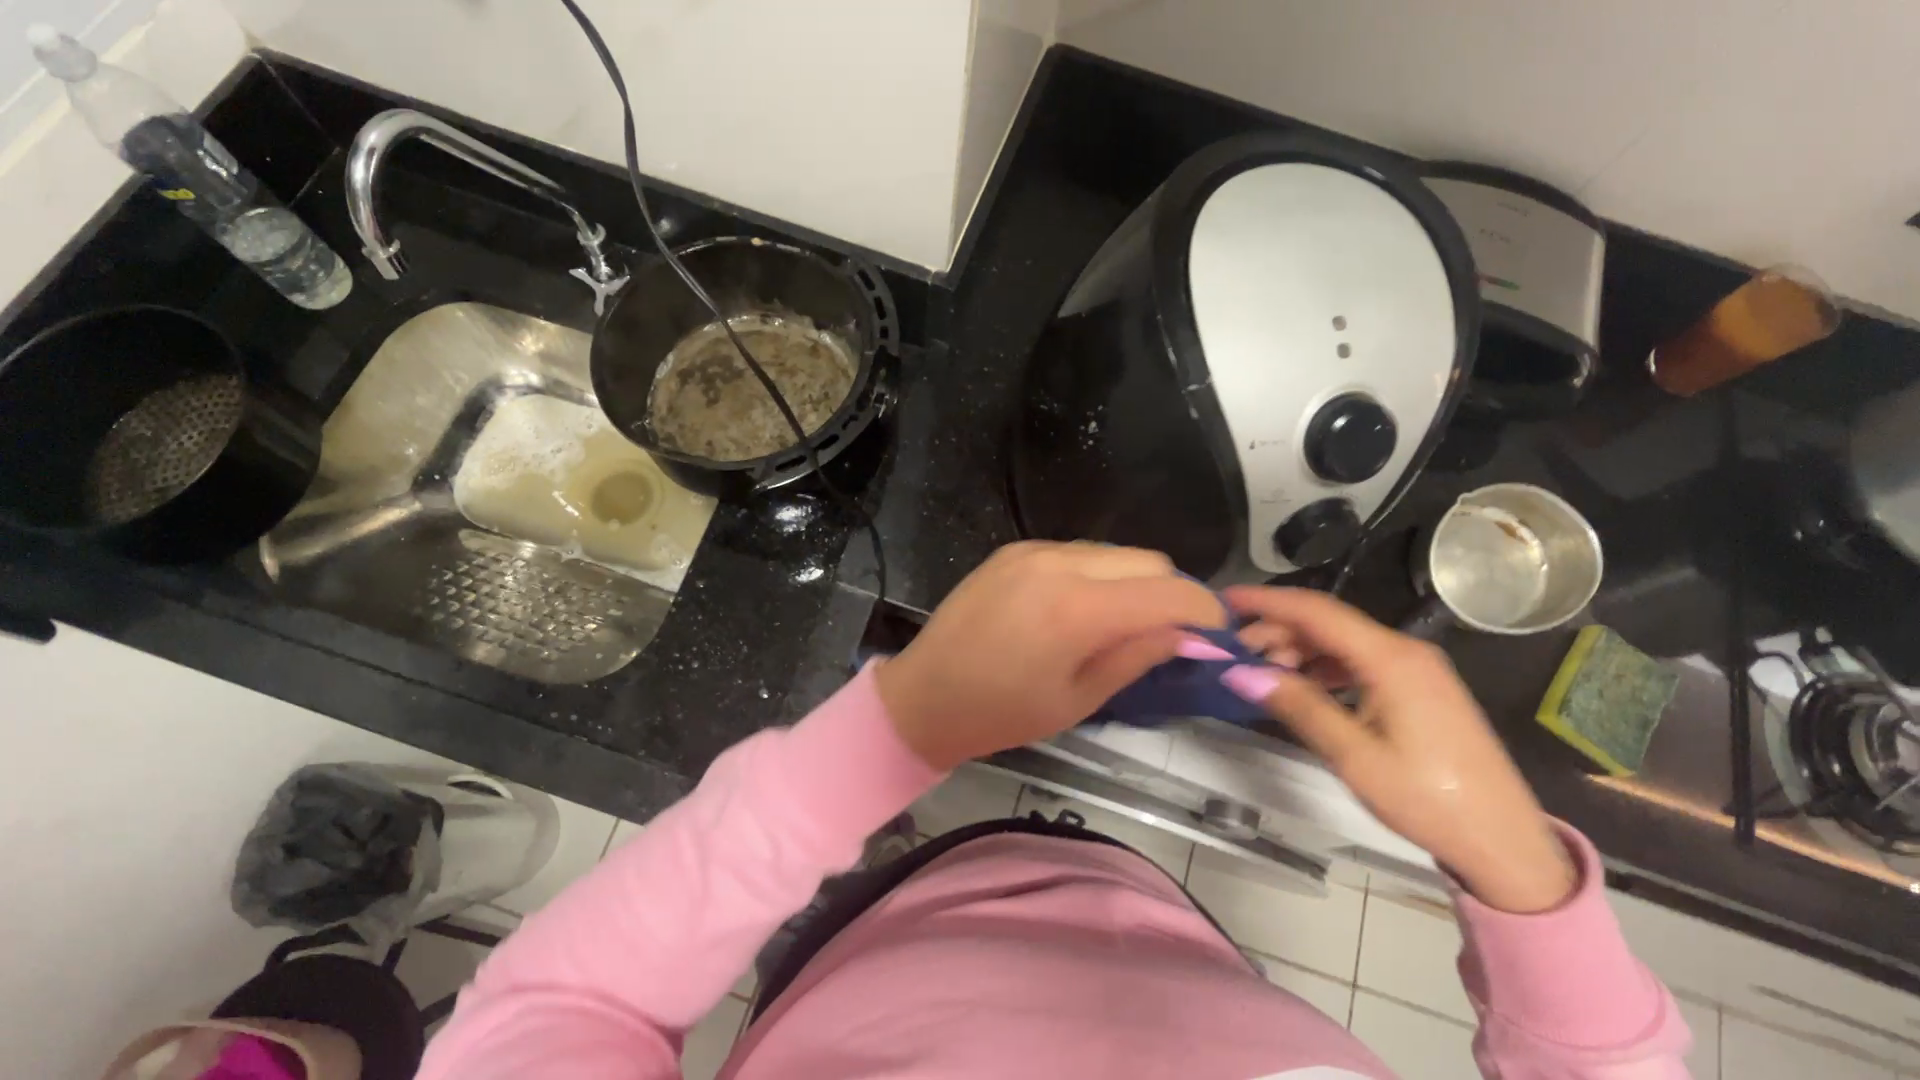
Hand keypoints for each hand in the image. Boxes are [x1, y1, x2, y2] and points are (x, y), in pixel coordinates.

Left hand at [876, 542, 1222, 770]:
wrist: (923, 697)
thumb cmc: (1001, 714)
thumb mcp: (1079, 700)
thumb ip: (1138, 657)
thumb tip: (1190, 636)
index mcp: (1077, 610)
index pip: (1169, 591)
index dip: (1204, 610)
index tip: (1215, 634)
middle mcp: (1059, 564)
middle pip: (1148, 560)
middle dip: (1171, 592)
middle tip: (1171, 632)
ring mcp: (1033, 551)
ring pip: (1115, 552)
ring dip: (1134, 581)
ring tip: (1125, 622)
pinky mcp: (1015, 549)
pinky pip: (1079, 551)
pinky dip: (1098, 574)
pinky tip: (1083, 608)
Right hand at [1225, 586, 1576, 913]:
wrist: (1503, 841)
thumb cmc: (1427, 799)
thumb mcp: (1353, 756)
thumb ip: (1298, 707)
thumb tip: (1240, 672)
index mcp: (1391, 658)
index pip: (1317, 611)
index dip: (1267, 601)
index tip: (1224, 600)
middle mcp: (1405, 651)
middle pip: (1329, 624)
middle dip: (1277, 630)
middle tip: (1233, 651)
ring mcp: (1416, 670)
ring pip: (1343, 643)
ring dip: (1299, 651)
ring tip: (1259, 672)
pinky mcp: (1419, 690)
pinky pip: (1360, 663)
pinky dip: (1324, 668)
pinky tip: (1300, 687)